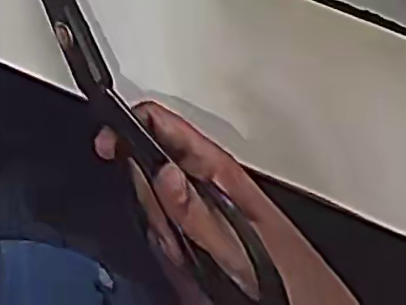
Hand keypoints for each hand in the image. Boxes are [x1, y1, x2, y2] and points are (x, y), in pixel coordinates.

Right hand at [96, 102, 358, 304]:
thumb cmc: (298, 282)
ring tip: (194, 260)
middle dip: (149, 201)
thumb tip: (160, 170)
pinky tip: (194, 271)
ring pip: (153, 206)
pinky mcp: (197, 238)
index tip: (108, 141)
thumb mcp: (241, 245)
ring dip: (163, 233)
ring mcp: (200, 211)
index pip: (162, 123)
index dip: (130, 124)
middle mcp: (206, 183)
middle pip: (149, 166)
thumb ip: (197, 209)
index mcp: (217, 168)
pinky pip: (164, 238)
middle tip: (172, 234)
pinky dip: (171, 255)